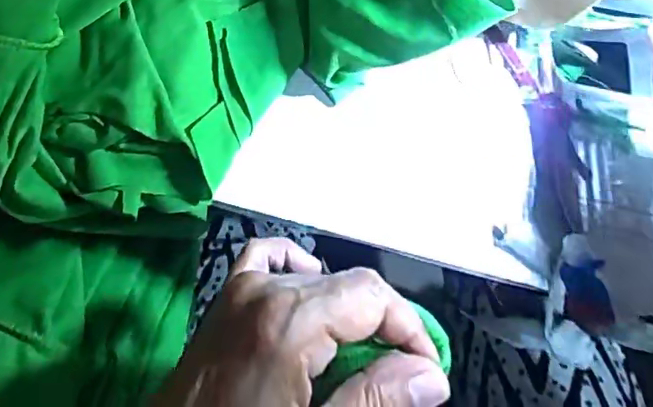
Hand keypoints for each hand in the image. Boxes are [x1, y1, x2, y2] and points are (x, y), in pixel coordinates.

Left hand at [152, 238, 449, 406]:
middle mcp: (264, 290)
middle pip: (344, 284)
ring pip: (312, 278)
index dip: (409, 329)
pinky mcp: (224, 301)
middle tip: (404, 378)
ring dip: (345, 310)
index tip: (429, 375)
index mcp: (289, 320)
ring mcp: (239, 289)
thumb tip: (428, 374)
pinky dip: (294, 270)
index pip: (369, 295)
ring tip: (363, 358)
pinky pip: (265, 260)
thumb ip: (374, 400)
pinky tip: (310, 297)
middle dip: (382, 327)